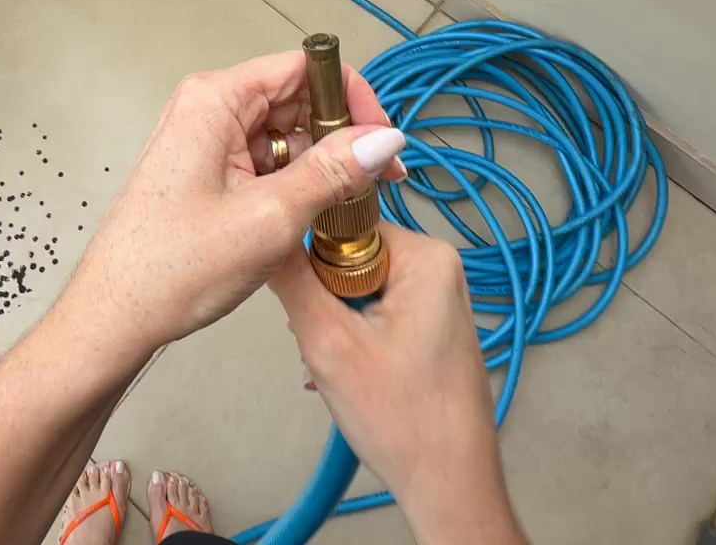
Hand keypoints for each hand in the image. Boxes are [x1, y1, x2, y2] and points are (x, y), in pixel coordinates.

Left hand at [51, 52, 406, 361]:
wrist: (114, 315)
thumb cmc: (177, 266)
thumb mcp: (270, 217)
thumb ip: (333, 171)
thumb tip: (387, 138)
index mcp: (216, 99)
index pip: (303, 67)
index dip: (351, 98)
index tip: (382, 142)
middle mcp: (207, 106)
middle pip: (295, 98)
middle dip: (341, 135)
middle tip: (377, 182)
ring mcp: (204, 136)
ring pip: (284, 132)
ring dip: (320, 163)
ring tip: (345, 204)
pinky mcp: (205, 166)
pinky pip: (263, 157)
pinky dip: (294, 179)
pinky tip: (311, 211)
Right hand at [271, 224, 525, 544]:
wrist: (449, 489)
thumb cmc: (399, 417)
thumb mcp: (328, 341)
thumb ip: (292, 279)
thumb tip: (265, 230)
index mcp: (424, 253)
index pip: (343, 224)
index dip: (313, 260)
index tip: (305, 300)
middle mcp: (438, 262)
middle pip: (350, 254)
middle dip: (324, 296)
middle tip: (320, 340)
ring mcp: (438, 291)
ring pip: (358, 282)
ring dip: (335, 318)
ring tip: (334, 359)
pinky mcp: (433, 318)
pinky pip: (376, 303)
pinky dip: (354, 330)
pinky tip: (348, 367)